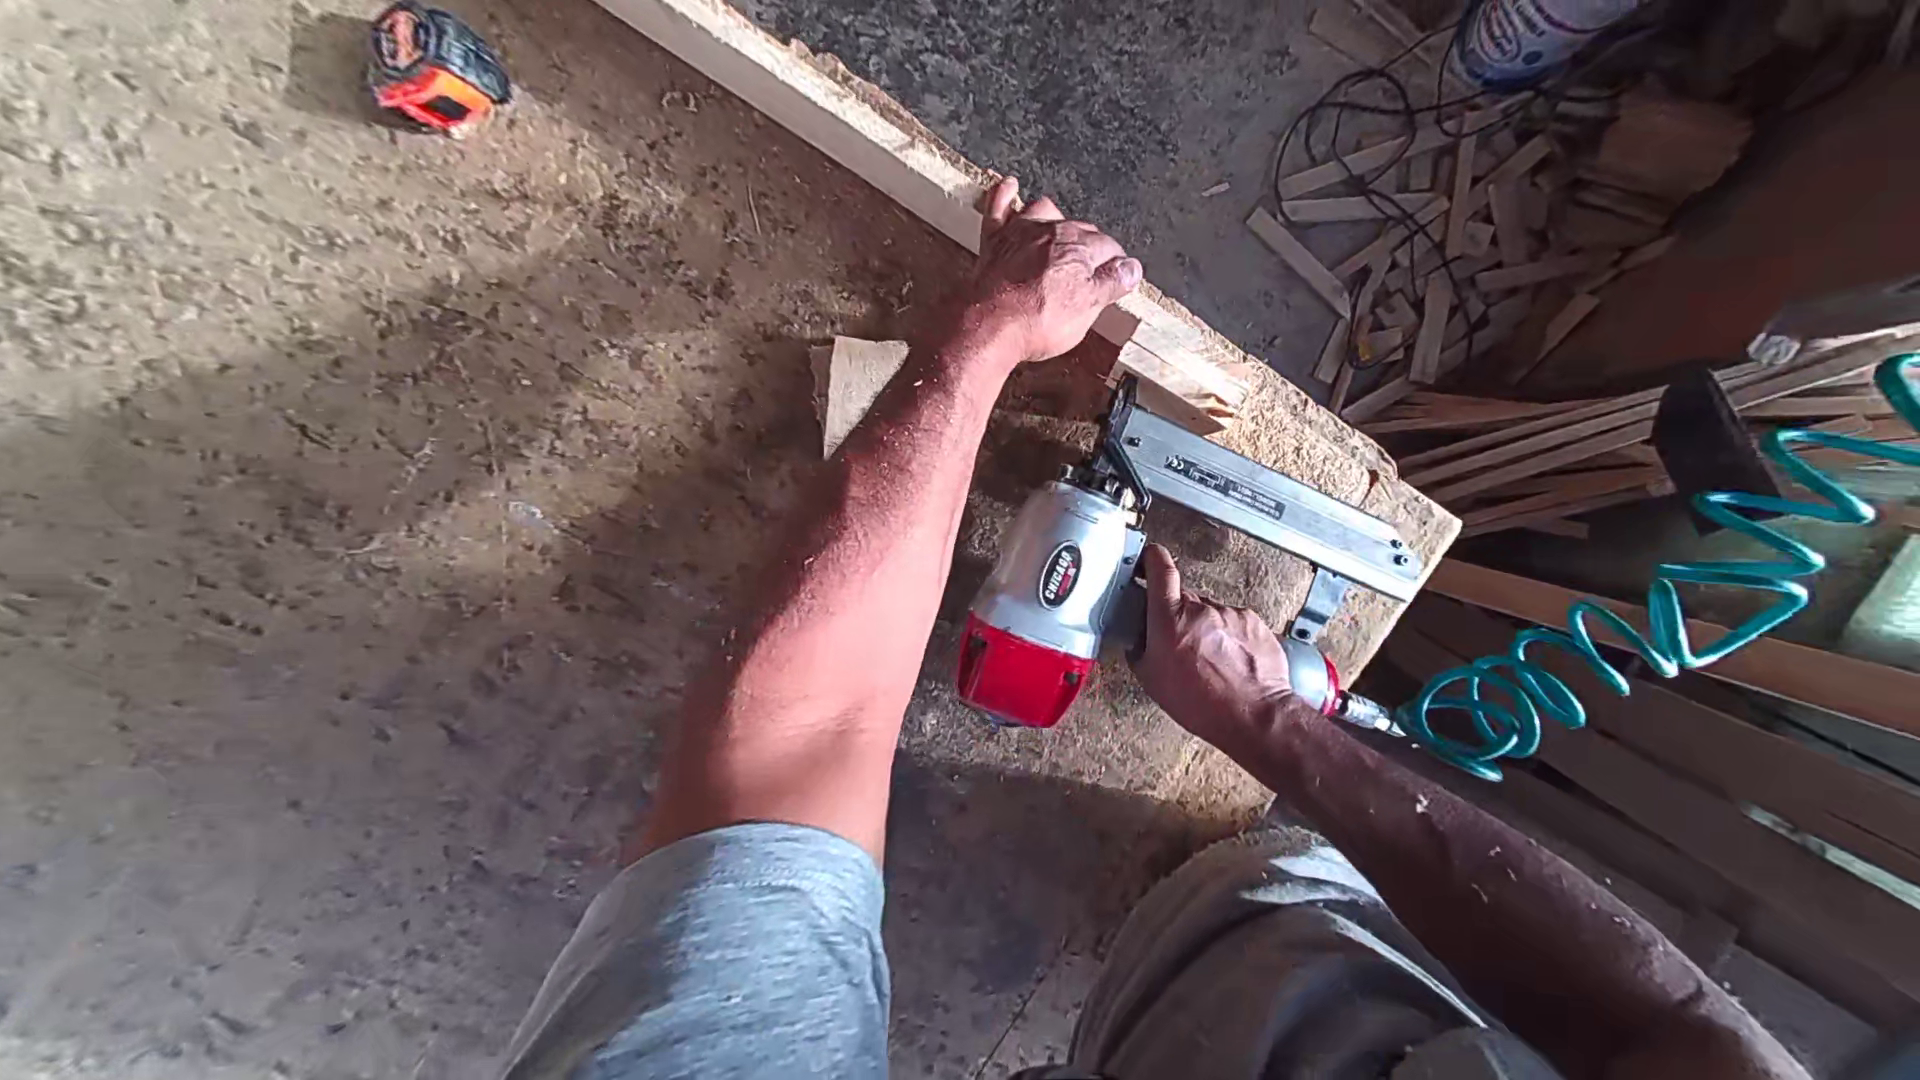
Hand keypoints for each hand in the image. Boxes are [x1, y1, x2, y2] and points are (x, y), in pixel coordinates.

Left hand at [949, 177, 1143, 365]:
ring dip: (1055, 219)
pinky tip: (1010, 186)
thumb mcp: (1087, 308)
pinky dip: (1006, 195)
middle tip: (1092, 267)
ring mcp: (1021, 234)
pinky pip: (999, 207)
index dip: (1116, 265)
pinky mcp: (994, 242)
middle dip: (1090, 245)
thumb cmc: (1037, 320)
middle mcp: (1053, 232)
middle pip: (1080, 230)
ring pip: (1044, 211)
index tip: (1118, 277)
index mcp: (1080, 247)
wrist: (991, 325)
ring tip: (1061, 233)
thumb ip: (1112, 284)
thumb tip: (1132, 269)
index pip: (1109, 248)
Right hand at [1129, 545, 1300, 754]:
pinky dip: (1229, 636)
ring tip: (1209, 659)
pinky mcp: (1253, 621)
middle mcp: (1200, 608)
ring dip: (1205, 628)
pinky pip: (1233, 621)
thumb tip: (1136, 638)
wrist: (1253, 715)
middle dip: (1178, 615)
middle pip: (1183, 598)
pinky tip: (1229, 659)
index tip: (1146, 559)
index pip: (1159, 568)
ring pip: (1209, 612)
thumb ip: (1139, 647)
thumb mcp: (1151, 678)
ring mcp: (1229, 613)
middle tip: (1178, 641)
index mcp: (1169, 618)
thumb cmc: (1202, 702)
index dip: (1150, 558)